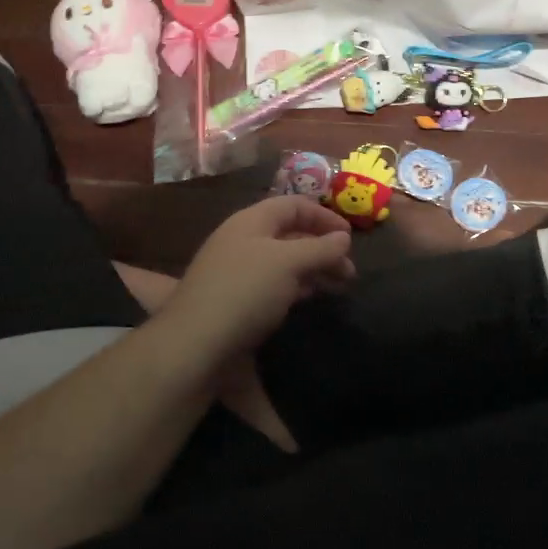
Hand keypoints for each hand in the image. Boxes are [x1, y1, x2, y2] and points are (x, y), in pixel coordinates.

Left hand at [158, 195, 354, 365]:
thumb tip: (344, 237)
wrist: (196, 343)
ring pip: (283, 261)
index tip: (351, 237)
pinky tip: (308, 299)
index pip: (294, 205)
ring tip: (336, 286)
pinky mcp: (235, 300)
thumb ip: (320, 248)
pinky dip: (295, 287)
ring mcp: (236, 271)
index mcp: (251, 221)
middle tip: (348, 270)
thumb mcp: (289, 263)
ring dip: (312, 269)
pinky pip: (272, 284)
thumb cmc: (246, 291)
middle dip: (322, 247)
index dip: (325, 216)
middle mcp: (242, 240)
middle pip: (290, 233)